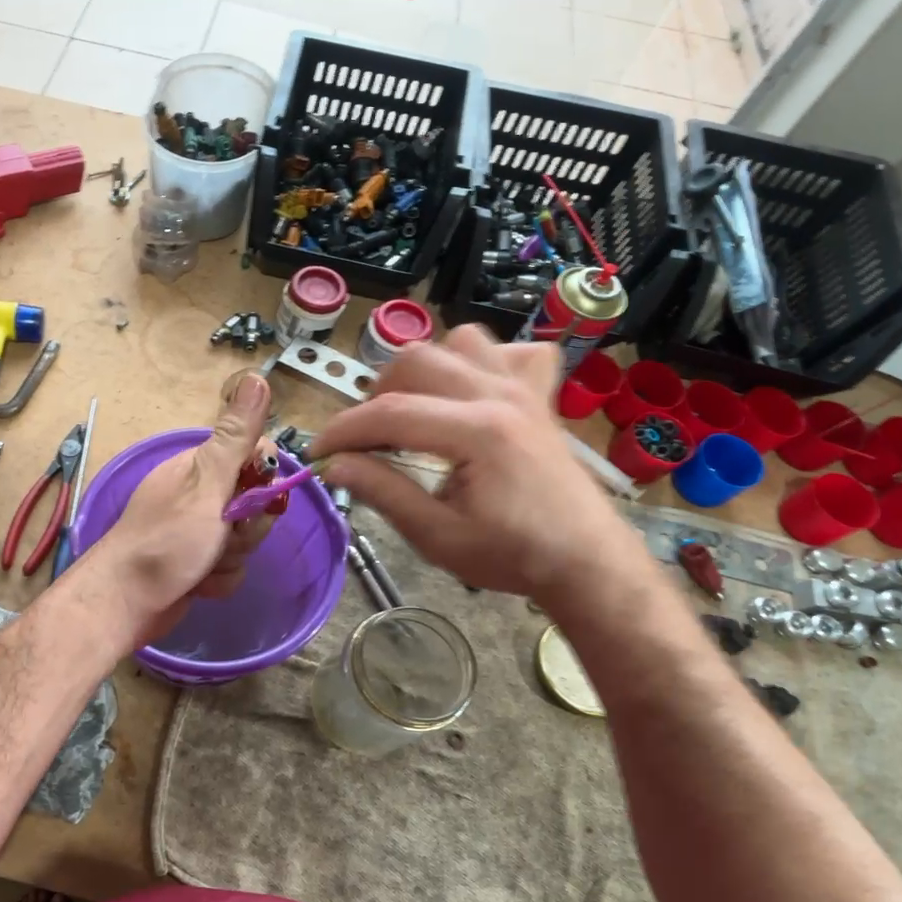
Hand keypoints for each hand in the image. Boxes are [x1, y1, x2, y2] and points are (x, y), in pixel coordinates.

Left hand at [89, 373, 276, 639]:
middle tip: (220, 537)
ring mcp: (197, 530)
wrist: (126, 603)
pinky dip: (218, 579)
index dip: (264, 481)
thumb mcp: (206, 485)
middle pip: (256, 503)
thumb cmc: (166, 541)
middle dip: (246, 529)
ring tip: (203, 565)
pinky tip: (198, 584)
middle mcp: (199, 494)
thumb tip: (257, 377)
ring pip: (245, 540)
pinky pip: (230, 567)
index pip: (257, 457)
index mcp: (200, 467)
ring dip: (231, 558)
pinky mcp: (196, 563)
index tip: (252, 498)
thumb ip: (236, 439)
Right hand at [311, 325, 637, 602]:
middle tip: (367, 440)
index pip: (389, 414)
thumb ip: (384, 493)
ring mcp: (524, 388)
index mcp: (476, 432)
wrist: (585, 559)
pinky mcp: (540, 394)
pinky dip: (480, 362)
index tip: (316, 453)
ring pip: (459, 342)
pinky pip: (509, 351)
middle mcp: (499, 394)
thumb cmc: (512, 555)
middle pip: (416, 361)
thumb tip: (336, 464)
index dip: (342, 431)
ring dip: (424, 370)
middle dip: (377, 397)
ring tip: (414, 410)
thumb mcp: (438, 536)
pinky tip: (470, 394)